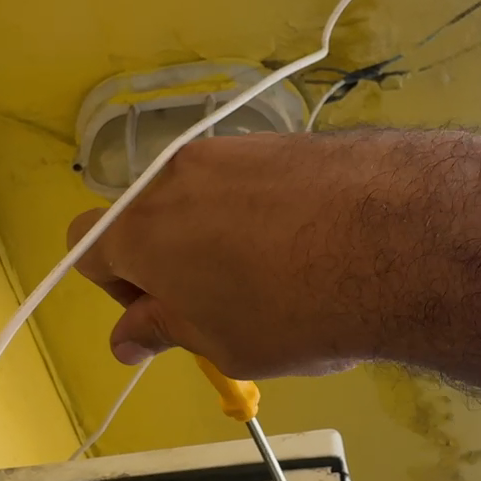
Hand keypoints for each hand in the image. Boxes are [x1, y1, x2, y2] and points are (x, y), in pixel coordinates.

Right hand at [67, 131, 445, 378]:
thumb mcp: (221, 341)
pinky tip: (312, 239)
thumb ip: (165, 332)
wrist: (397, 236)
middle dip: (171, 261)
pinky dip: (261, 210)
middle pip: (147, 219)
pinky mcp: (281, 138)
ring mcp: (230, 148)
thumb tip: (125, 339)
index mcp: (140, 229)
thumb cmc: (292, 308)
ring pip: (201, 197)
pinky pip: (250, 179)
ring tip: (281, 271)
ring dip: (217, 234)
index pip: (84, 247)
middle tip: (225, 301)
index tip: (165, 313)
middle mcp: (173, 175)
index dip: (116, 288)